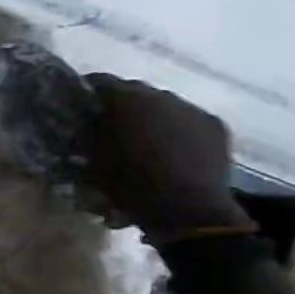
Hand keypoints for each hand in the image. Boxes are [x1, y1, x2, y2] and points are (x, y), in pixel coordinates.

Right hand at [83, 74, 253, 239]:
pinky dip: (180, 134)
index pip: (99, 82)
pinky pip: (190, 123)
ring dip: (152, 121)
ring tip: (146, 147)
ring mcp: (191, 108)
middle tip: (113, 131)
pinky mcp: (215, 126)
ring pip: (164, 108)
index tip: (79, 108)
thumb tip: (81, 126)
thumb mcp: (94, 164)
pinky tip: (176, 156)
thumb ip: (86, 138)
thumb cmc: (132, 186)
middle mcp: (159, 94)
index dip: (87, 94)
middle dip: (122, 110)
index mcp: (126, 98)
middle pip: (134, 94)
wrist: (188, 211)